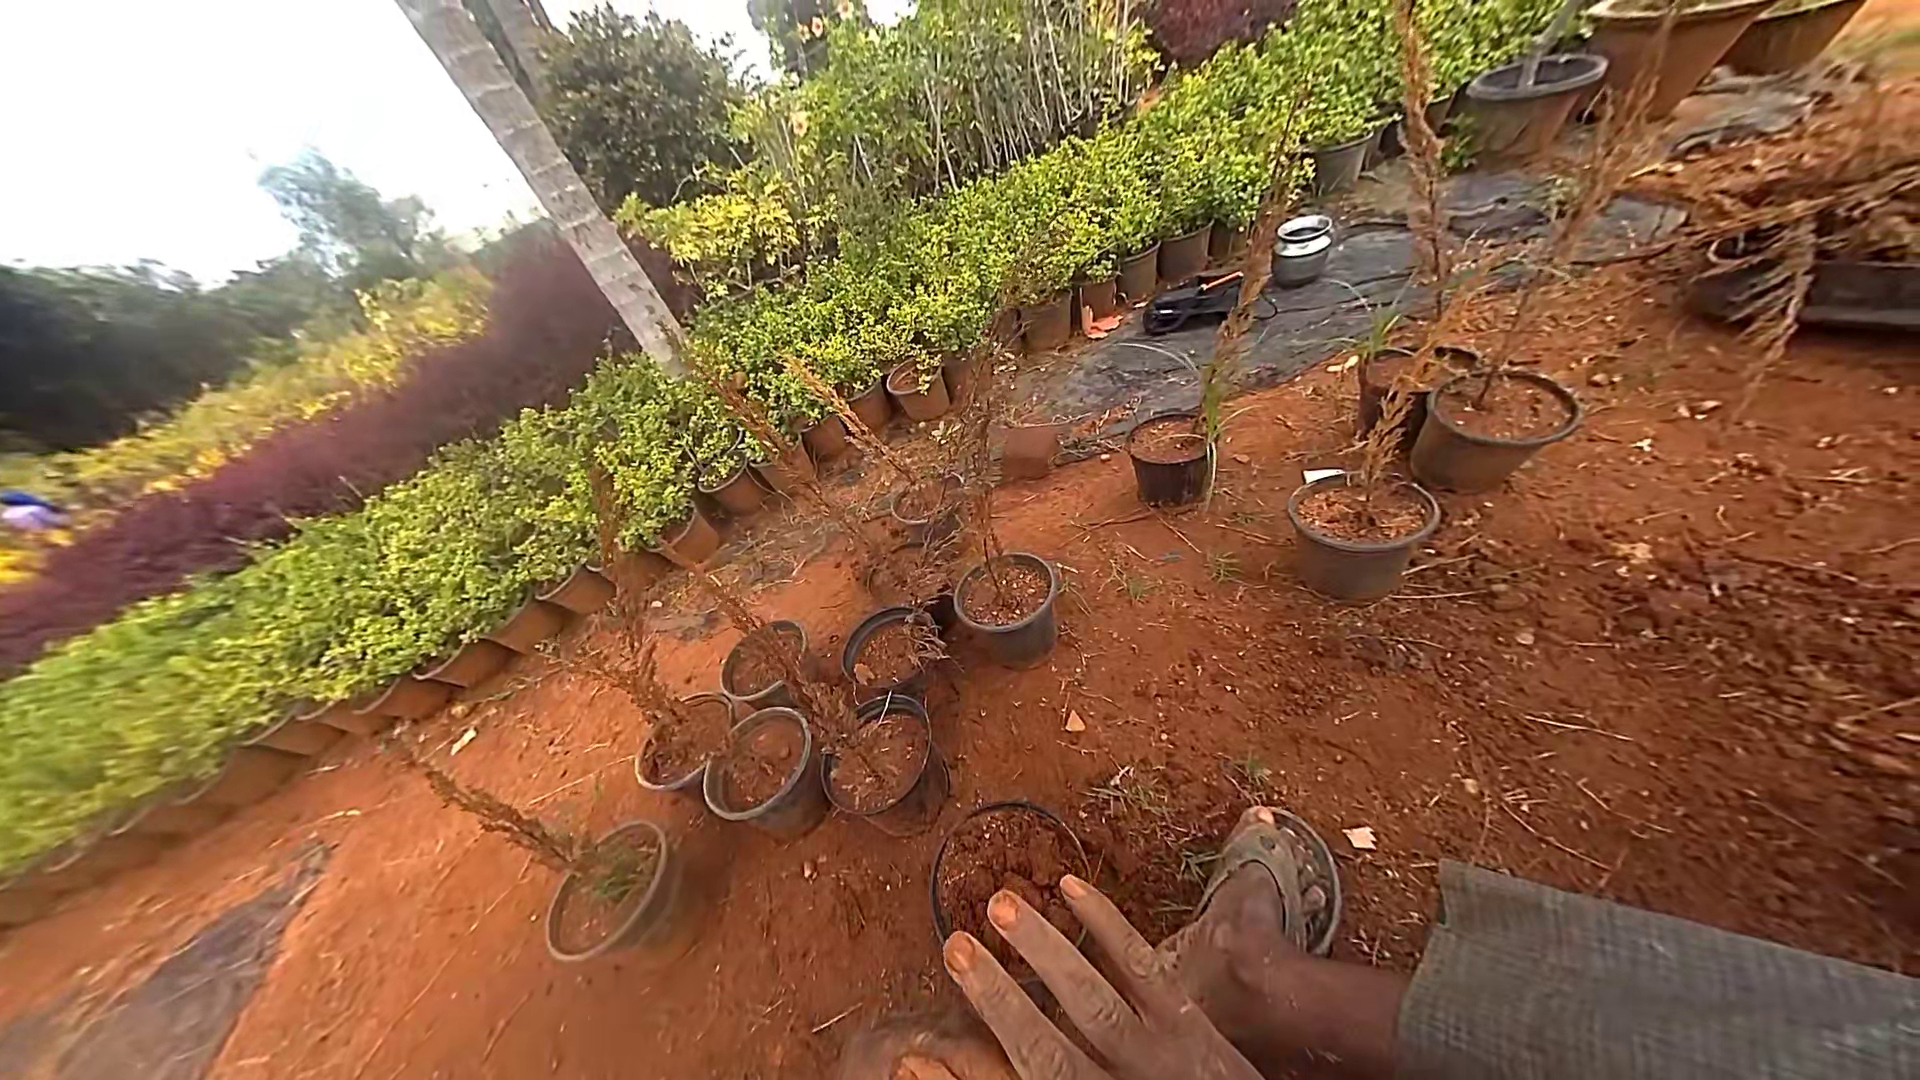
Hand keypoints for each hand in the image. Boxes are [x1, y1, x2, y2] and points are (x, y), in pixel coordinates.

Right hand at [942, 874, 1263, 1079]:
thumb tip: (963, 1064)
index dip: (967, 1072)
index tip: (917, 1045)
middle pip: (1050, 1053)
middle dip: (997, 998)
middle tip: (953, 944)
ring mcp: (1164, 1056)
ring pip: (1093, 999)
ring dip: (1042, 946)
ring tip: (999, 901)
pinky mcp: (1191, 1022)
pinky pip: (1143, 964)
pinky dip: (1104, 922)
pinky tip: (1069, 885)